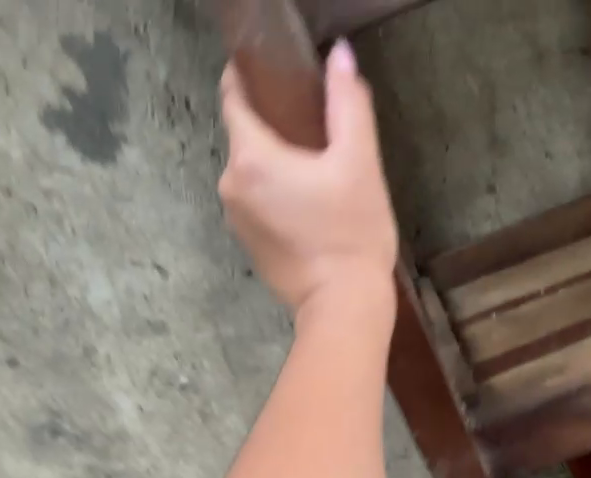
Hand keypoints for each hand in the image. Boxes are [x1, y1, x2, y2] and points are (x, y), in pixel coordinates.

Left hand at [217, 41, 398, 313]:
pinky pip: (260, 207)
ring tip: (320, 181)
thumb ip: (348, 104)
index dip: (253, 79)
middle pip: (248, 139)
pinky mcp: (250, 247)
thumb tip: (341, 56)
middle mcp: (230, 185)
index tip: (279, 76)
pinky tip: (312, 214)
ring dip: (280, 170)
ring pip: (255, 175)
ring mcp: (236, 220)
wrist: (345, 307)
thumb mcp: (360, 164)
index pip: (234, 96)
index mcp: (250, 157)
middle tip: (320, 141)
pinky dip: (279, 201)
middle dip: (278, 133)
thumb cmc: (353, 234)